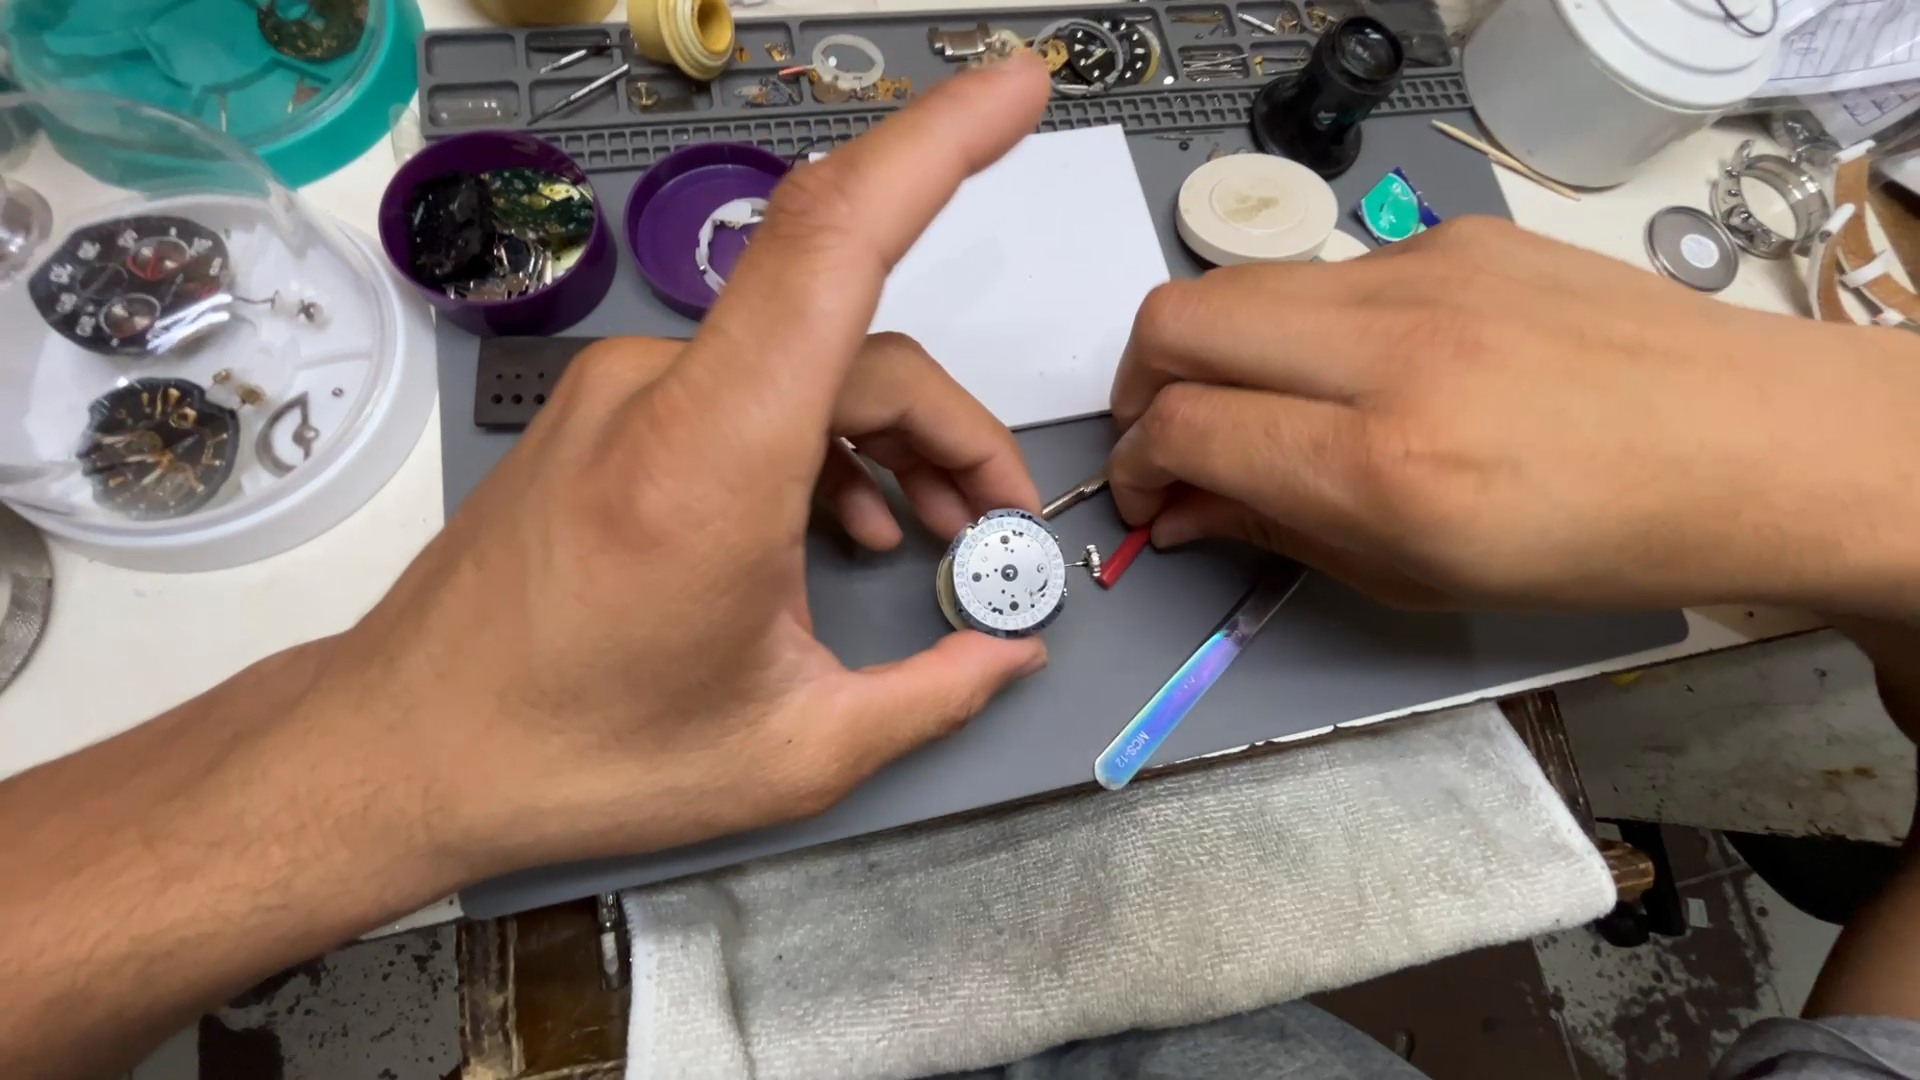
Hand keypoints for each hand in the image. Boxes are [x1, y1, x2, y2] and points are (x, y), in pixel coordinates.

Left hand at [308, 55, 1054, 878]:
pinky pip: (756, 392)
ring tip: (936, 528)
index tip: (1016, 92)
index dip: (939, 146)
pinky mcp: (618, 414)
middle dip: (954, 425)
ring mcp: (632, 392)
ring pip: (813, 365)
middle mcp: (666, 393)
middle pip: (861, 342)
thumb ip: (931, 696)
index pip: (836, 239)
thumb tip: (1009, 657)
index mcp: (715, 459)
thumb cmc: (580, 758)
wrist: (403, 754)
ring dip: (894, 436)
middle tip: (996, 518)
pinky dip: (826, 444)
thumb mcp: (795, 752)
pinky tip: (849, 523)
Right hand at [1108, 217, 1919, 614]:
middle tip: (1156, 434)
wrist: (1760, 445)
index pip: (1184, 429)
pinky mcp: (1448, 238)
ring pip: (1229, 284)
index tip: (1143, 492)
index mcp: (1381, 463)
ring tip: (1232, 402)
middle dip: (1132, 386)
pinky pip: (1313, 276)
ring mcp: (1420, 274)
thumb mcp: (1406, 574)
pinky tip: (1336, 369)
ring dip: (1199, 350)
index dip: (1136, 467)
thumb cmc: (1583, 543)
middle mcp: (1389, 349)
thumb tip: (1176, 513)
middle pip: (1175, 322)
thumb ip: (1267, 530)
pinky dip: (1287, 329)